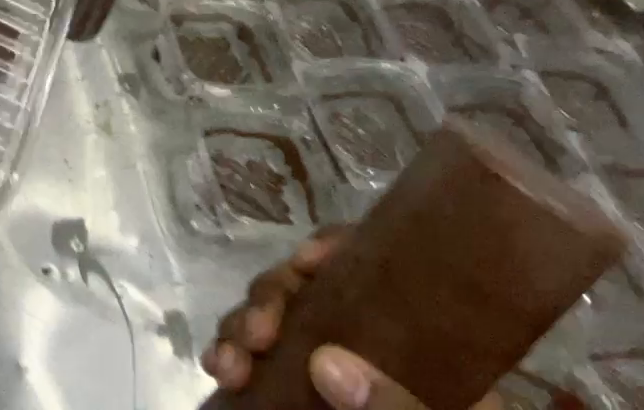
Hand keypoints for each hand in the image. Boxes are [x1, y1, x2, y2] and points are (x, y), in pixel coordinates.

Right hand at [201, 227, 502, 409]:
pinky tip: (218, 368)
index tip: (306, 262)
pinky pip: (260, 358)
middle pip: (313, 286)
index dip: (336, 248)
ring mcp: (334, 372)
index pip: (377, 268)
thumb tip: (327, 362)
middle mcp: (371, 344)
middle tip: (252, 334)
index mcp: (425, 344)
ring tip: (225, 362)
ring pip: (278, 319)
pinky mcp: (299, 394)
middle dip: (269, 298)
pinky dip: (234, 355)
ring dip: (240, 327)